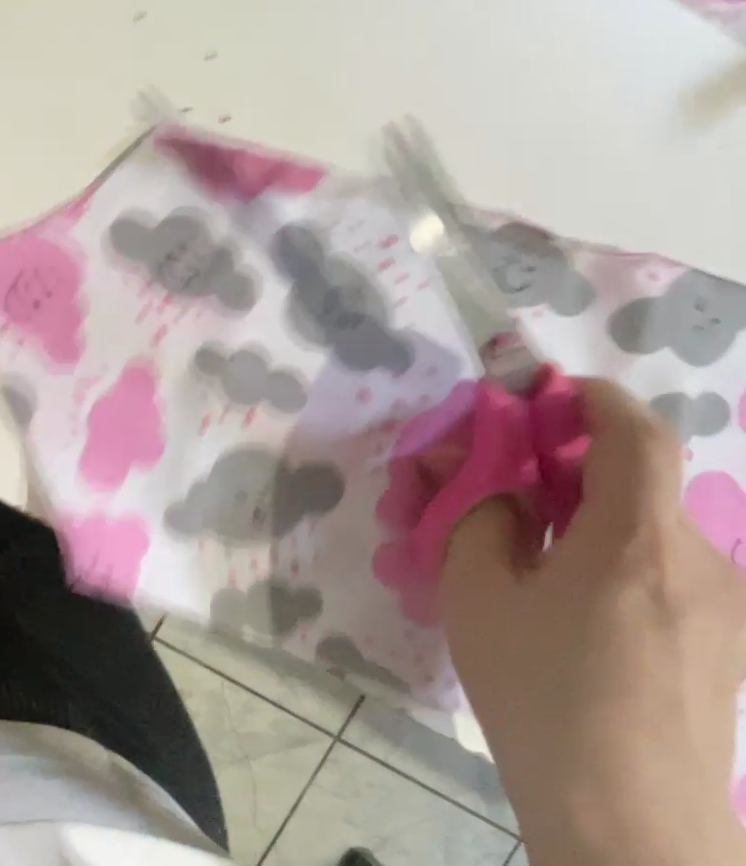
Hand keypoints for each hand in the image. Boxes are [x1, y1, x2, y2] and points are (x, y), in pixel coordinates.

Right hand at [443, 378, 745, 863]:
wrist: (626, 808)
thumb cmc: (539, 686)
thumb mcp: (478, 592)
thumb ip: (484, 519)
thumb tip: (498, 486)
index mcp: (637, 538)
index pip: (633, 433)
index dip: (589, 397)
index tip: (538, 390)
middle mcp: (698, 557)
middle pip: (635, 478)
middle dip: (561, 460)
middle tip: (494, 479)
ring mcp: (721, 602)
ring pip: (641, 527)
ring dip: (577, 513)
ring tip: (511, 548)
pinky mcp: (721, 639)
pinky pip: (657, 569)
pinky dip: (602, 554)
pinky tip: (554, 597)